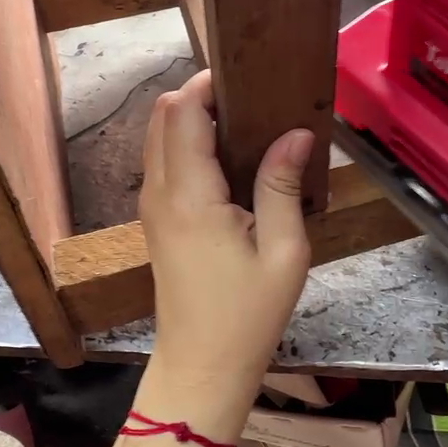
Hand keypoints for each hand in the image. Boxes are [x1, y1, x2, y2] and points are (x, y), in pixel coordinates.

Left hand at [137, 70, 312, 434]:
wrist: (200, 368)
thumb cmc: (247, 314)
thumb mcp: (283, 252)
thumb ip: (282, 186)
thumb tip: (296, 132)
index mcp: (191, 195)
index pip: (183, 113)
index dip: (207, 84)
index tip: (247, 78)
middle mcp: (160, 191)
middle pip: (163, 116)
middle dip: (200, 96)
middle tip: (251, 101)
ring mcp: (151, 206)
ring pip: (158, 136)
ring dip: (192, 119)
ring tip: (244, 125)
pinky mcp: (156, 219)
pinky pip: (162, 161)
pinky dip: (186, 143)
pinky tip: (228, 158)